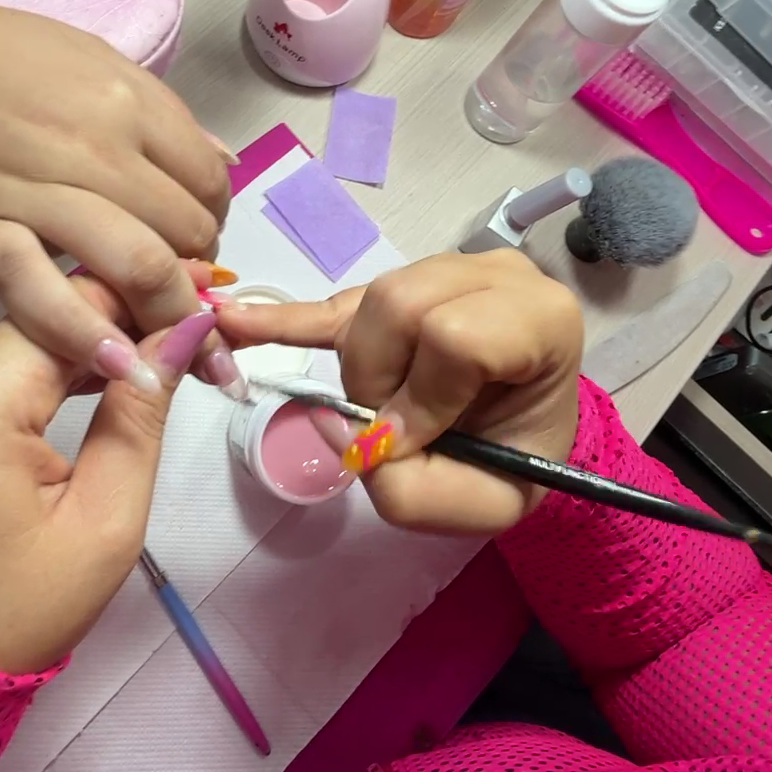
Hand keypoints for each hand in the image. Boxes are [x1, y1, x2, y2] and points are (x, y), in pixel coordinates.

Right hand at [0, 0, 236, 396]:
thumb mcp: (84, 55)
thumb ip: (157, 112)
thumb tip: (219, 162)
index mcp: (124, 96)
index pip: (209, 179)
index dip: (216, 219)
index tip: (200, 239)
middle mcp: (95, 145)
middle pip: (187, 230)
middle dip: (200, 271)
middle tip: (182, 287)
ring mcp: (36, 193)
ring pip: (140, 265)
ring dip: (170, 311)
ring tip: (168, 333)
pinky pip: (46, 295)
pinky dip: (89, 336)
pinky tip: (120, 368)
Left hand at [0, 279, 215, 672]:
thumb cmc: (17, 607)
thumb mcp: (104, 517)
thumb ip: (142, 412)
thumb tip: (184, 329)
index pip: (78, 305)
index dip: (152, 298)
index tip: (214, 308)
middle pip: (57, 311)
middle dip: (135, 319)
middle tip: (207, 333)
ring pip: (40, 333)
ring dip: (107, 342)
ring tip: (177, 348)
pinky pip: (16, 364)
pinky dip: (69, 365)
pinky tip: (119, 371)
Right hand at [216, 251, 583, 535]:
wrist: (519, 430)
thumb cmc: (513, 463)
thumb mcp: (486, 505)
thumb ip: (410, 489)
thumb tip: (336, 423)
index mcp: (541, 320)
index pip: (456, 337)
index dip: (421, 399)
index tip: (413, 440)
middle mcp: (494, 274)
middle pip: (398, 308)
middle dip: (377, 382)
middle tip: (392, 424)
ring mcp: (445, 267)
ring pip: (369, 301)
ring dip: (358, 366)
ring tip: (381, 400)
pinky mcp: (395, 284)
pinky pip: (331, 303)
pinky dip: (281, 319)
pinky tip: (231, 321)